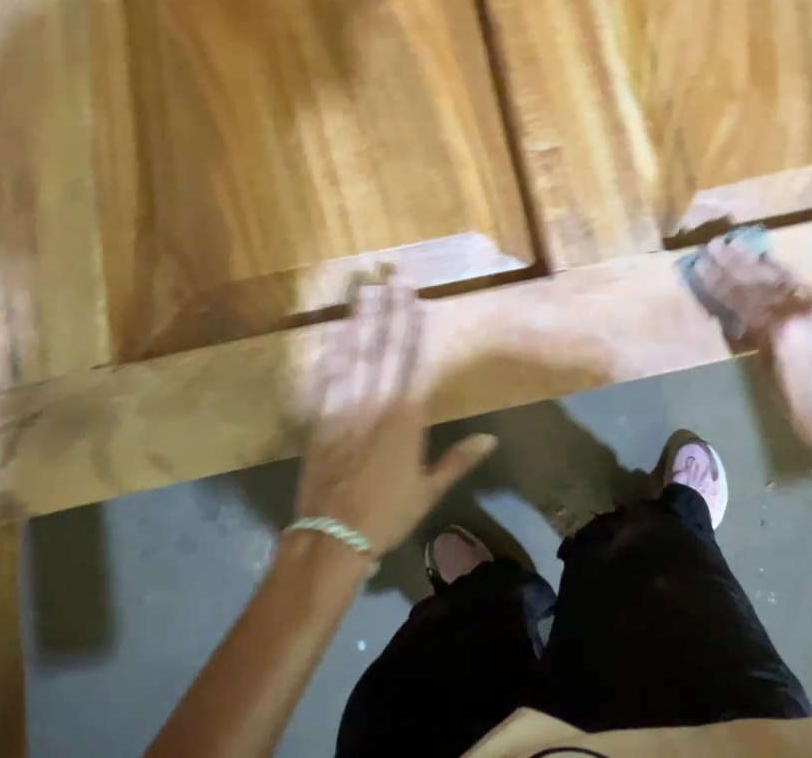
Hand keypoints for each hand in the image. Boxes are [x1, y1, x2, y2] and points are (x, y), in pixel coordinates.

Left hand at [294, 277, 497, 554]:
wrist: (331, 536)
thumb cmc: (386, 514)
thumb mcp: (428, 490)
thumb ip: (458, 460)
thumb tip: (491, 439)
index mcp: (407, 419)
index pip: (413, 362)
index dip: (414, 326)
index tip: (416, 297)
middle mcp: (377, 403)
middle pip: (386, 347)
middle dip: (391, 310)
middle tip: (393, 276)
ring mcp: (345, 407)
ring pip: (356, 354)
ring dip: (361, 318)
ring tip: (366, 288)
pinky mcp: (320, 416)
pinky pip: (328, 375)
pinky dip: (333, 349)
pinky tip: (337, 327)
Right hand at [692, 238, 811, 461]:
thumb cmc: (805, 413)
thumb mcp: (769, 377)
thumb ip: (755, 340)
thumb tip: (737, 318)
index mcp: (782, 330)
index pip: (742, 299)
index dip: (718, 282)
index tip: (699, 265)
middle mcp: (804, 311)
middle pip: (761, 282)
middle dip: (734, 264)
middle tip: (713, 246)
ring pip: (785, 279)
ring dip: (757, 262)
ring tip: (735, 244)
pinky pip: (805, 288)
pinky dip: (784, 274)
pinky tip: (770, 263)